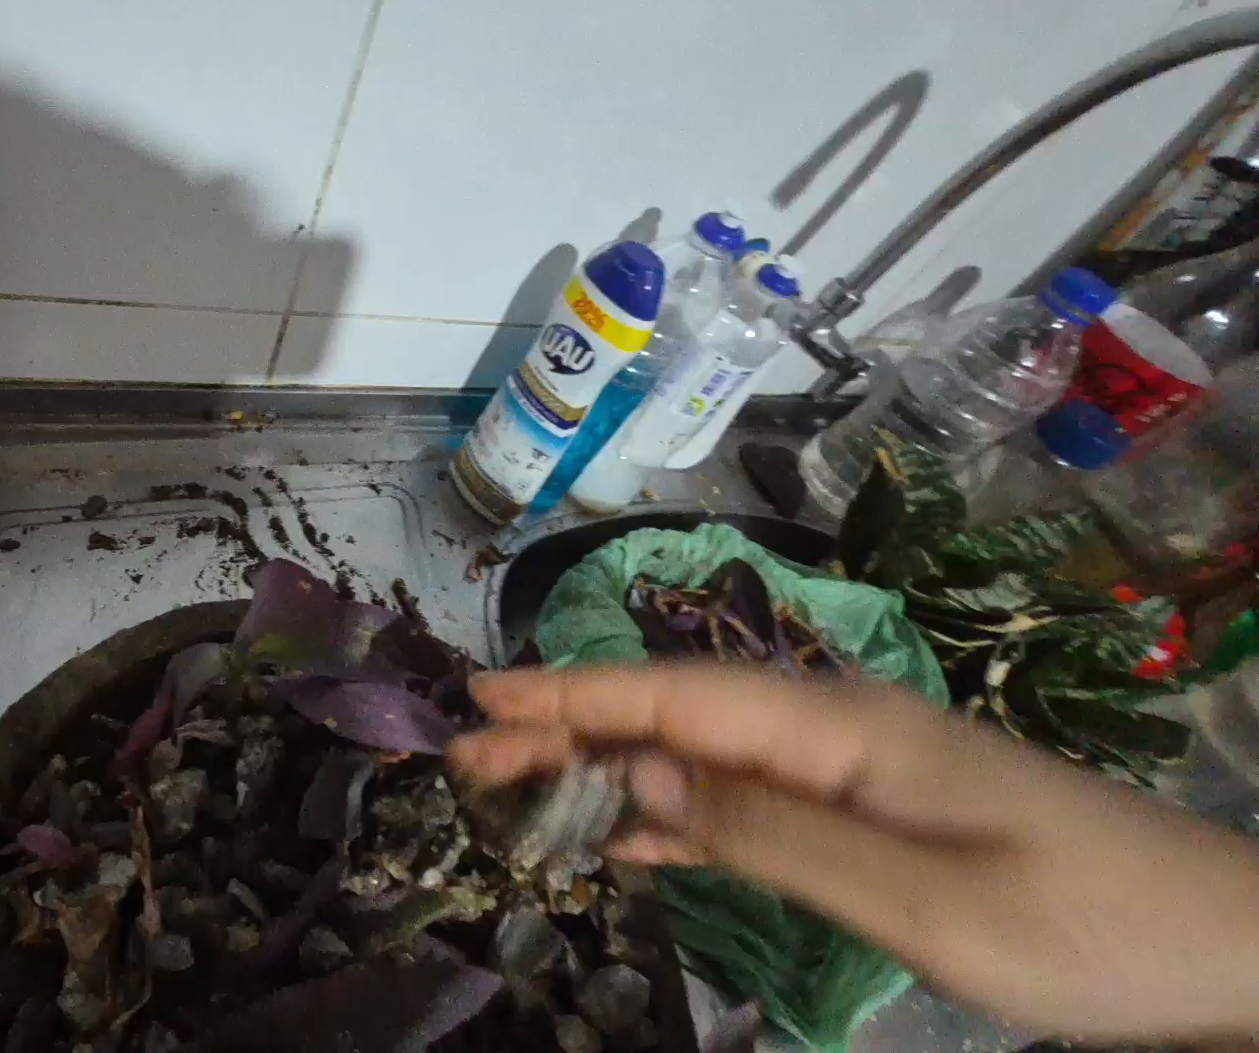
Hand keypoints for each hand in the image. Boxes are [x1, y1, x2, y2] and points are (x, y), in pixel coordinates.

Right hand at [447, 665, 1258, 1043]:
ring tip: (508, 781)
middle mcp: (809, 726)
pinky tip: (610, 832)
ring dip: (593, 766)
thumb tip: (636, 775)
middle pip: (656, 715)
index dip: (567, 692)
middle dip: (557, 727)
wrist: (1235, 955)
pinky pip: (721, 804)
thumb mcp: (924, 899)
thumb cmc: (1089, 926)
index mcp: (827, 723)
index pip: (665, 695)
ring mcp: (820, 767)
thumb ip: (768, 828)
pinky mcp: (833, 810)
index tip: (482, 694)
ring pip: (678, 756)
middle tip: (465, 748)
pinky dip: (657, 815)